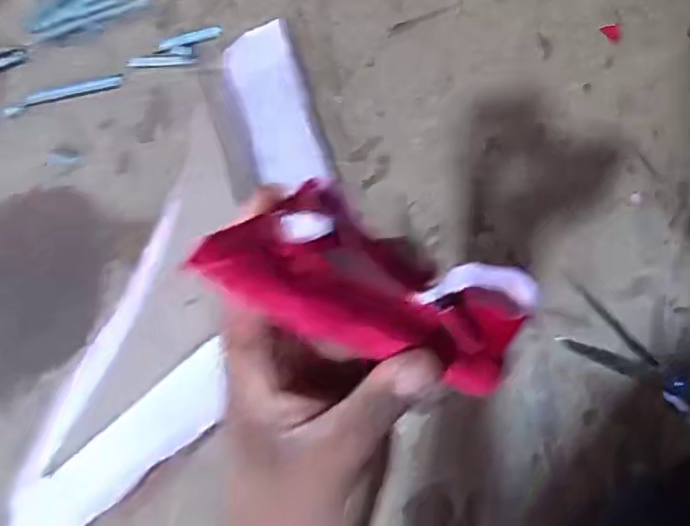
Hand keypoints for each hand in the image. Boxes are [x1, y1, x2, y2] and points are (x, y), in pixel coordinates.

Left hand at [220, 191, 442, 525]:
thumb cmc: (295, 506)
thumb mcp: (333, 455)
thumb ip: (377, 403)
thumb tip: (428, 356)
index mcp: (261, 370)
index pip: (248, 298)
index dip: (254, 245)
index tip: (274, 194)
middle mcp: (295, 351)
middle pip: (312, 282)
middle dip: (344, 248)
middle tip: (387, 236)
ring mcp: (334, 358)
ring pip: (356, 295)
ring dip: (389, 274)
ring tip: (426, 271)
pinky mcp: (370, 367)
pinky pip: (391, 320)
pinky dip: (415, 304)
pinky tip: (442, 298)